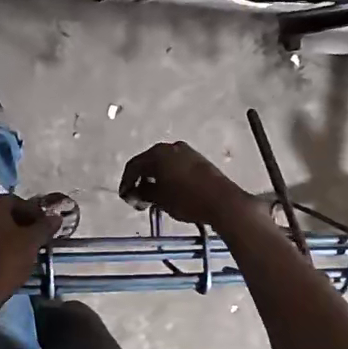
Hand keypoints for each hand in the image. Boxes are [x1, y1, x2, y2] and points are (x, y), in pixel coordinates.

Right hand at [118, 142, 256, 226]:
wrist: (222, 201)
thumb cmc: (187, 199)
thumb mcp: (160, 198)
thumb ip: (142, 193)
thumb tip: (133, 192)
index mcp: (158, 153)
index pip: (134, 166)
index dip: (126, 182)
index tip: (125, 198)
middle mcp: (171, 147)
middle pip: (148, 163)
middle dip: (140, 182)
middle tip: (138, 201)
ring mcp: (186, 152)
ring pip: (162, 165)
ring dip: (154, 180)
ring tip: (153, 200)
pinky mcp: (198, 160)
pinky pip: (175, 166)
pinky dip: (167, 178)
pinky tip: (168, 193)